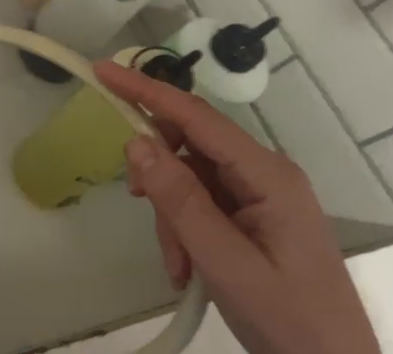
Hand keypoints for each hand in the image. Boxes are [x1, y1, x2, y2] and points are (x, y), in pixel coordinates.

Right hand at [94, 60, 380, 353]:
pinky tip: (187, 267)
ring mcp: (261, 195)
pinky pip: (202, 201)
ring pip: (189, 177)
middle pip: (188, 146)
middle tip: (137, 204)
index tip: (102, 71)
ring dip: (172, 215)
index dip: (146, 90)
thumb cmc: (290, 321)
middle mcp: (266, 173)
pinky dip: (185, 228)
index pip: (196, 116)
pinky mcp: (255, 216)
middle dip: (159, 177)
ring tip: (179, 265)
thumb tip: (136, 142)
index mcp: (268, 175)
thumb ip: (180, 201)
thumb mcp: (227, 264)